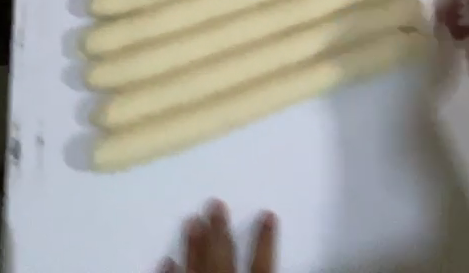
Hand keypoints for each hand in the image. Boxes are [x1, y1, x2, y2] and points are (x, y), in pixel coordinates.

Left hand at [161, 201, 275, 272]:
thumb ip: (278, 270)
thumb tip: (302, 257)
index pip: (262, 265)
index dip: (265, 240)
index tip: (267, 214)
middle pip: (223, 259)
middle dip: (219, 230)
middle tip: (214, 203)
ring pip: (197, 267)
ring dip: (193, 245)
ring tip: (190, 219)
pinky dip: (169, 272)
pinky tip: (166, 259)